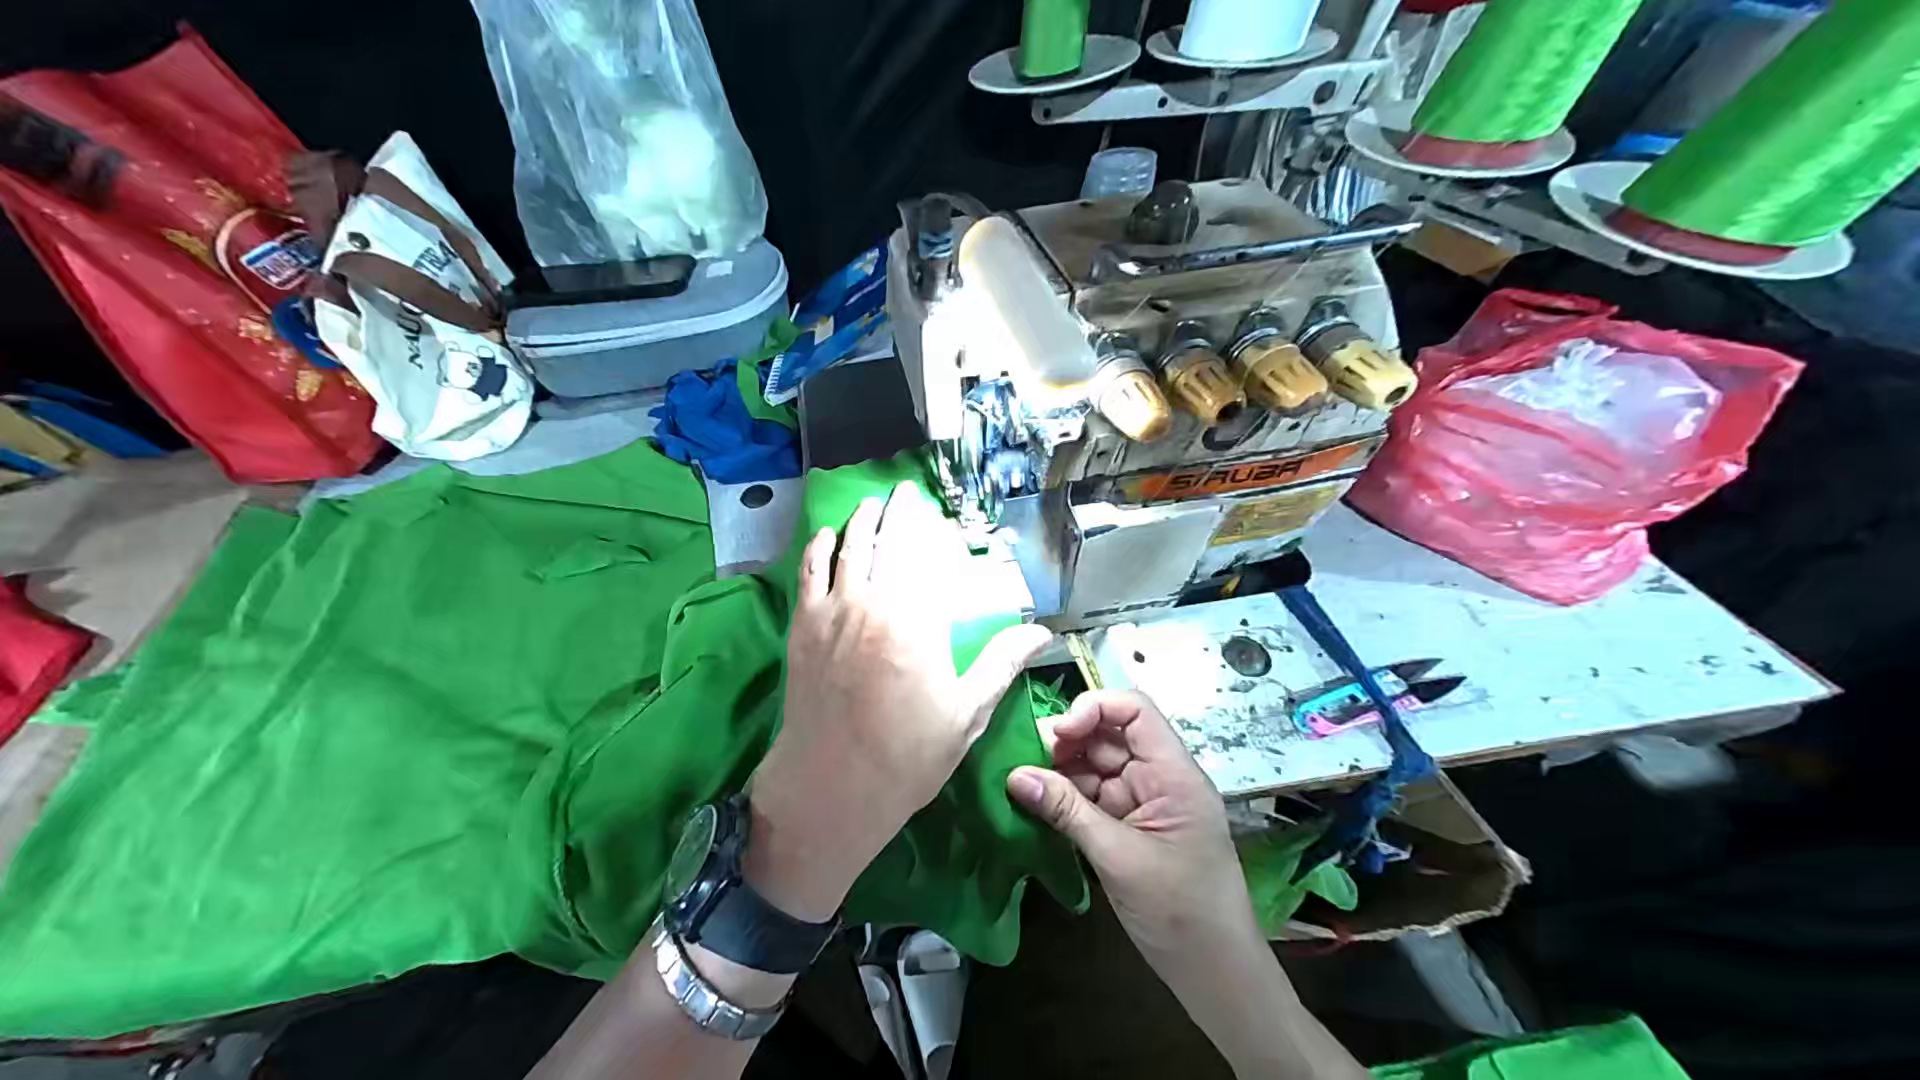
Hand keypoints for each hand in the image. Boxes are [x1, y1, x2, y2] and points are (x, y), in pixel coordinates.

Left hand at [748, 482, 1052, 921]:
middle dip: (895, 512)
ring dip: (859, 522)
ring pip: (846, 550)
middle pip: (885, 543)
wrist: (829, 789)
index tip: (931, 507)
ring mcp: (832, 614)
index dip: (927, 526)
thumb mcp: (967, 713)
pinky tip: (826, 537)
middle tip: (902, 493)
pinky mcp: (802, 629)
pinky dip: (818, 550)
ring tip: (870, 506)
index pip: (925, 556)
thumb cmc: (906, 756)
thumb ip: (1001, 664)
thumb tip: (1040, 632)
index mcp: (917, 623)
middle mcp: (873, 605)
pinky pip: (808, 574)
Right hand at [1005, 689, 1258, 969]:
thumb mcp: (1119, 858)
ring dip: (1061, 771)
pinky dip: (1065, 798)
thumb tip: (1013, 775)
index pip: (1135, 711)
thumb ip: (1067, 812)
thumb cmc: (1181, 911)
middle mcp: (1158, 777)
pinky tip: (1037, 804)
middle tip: (1027, 761)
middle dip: (1068, 743)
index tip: (1058, 735)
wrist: (1215, 976)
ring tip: (1024, 782)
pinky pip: (1092, 797)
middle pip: (1109, 735)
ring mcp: (1143, 802)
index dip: (1094, 708)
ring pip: (1096, 766)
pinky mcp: (1128, 827)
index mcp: (1173, 773)